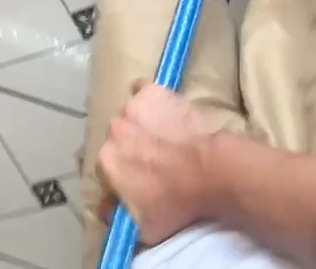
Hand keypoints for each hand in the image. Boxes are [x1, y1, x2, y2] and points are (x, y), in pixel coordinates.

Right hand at [96, 83, 226, 244]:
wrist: (209, 169)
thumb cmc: (176, 201)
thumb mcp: (144, 227)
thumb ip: (119, 215)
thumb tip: (107, 208)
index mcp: (106, 160)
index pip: (107, 166)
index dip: (121, 173)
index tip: (136, 179)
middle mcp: (113, 129)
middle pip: (118, 138)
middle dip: (130, 147)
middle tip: (153, 158)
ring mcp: (132, 106)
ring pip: (130, 115)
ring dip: (139, 123)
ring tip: (162, 135)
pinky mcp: (151, 90)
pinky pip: (142, 88)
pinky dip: (146, 96)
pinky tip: (158, 104)